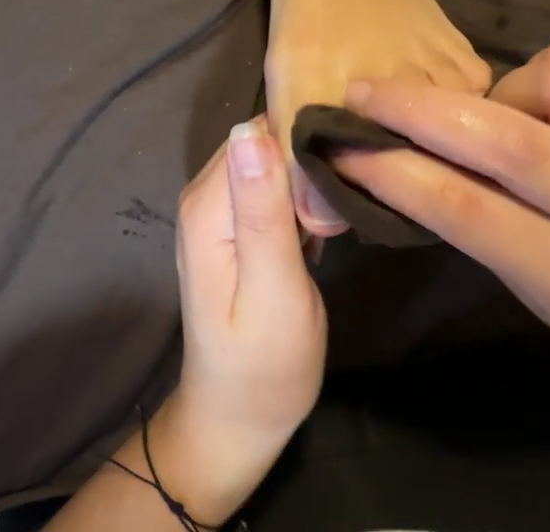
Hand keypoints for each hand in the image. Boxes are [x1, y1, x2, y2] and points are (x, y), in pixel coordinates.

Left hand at [174, 118, 326, 453]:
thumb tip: (251, 131)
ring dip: (308, 182)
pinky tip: (324, 228)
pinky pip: (272, 192)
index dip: (303, 142)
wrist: (240, 417)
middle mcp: (204, 198)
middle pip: (263, 145)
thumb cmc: (263, 364)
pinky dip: (301, 202)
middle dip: (308, 161)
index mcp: (207, 206)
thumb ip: (263, 211)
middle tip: (345, 203)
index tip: (345, 168)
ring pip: (271, 166)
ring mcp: (217, 214)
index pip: (257, 134)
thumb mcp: (273, 289)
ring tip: (339, 217)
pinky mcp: (235, 230)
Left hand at [264, 0, 490, 236]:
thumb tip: (324, 229)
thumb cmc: (312, 11)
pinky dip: (402, 117)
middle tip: (342, 184)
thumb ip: (308, 158)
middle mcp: (467, 95)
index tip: (347, 214)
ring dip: (394, 148)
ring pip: (430, 135)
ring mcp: (464, 71)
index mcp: (441, 110)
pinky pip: (433, 103)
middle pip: (432, 162)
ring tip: (353, 155)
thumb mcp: (296, 85)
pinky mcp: (454, 50)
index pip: (426, 186)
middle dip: (391, 180)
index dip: (385, 205)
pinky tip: (373, 117)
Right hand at [337, 37, 549, 375]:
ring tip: (490, 113)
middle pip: (509, 141)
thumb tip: (390, 153)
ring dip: (499, 91)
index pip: (470, 211)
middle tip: (365, 94)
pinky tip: (532, 99)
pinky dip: (537, 70)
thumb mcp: (527, 285)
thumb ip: (469, 219)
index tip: (340, 146)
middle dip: (418, 109)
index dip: (393, 172)